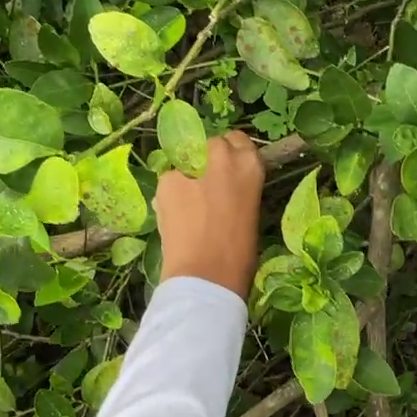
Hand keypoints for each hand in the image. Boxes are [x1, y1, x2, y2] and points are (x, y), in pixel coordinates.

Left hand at [155, 131, 265, 299]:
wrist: (206, 275)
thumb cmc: (240, 254)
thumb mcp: (251, 212)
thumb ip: (240, 189)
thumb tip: (227, 188)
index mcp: (250, 165)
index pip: (239, 141)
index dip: (232, 157)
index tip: (228, 173)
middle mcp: (221, 155)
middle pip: (211, 144)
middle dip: (208, 161)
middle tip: (208, 189)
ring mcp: (190, 165)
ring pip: (186, 161)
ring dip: (188, 176)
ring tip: (189, 208)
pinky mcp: (165, 180)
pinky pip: (169, 181)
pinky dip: (171, 194)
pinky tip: (175, 217)